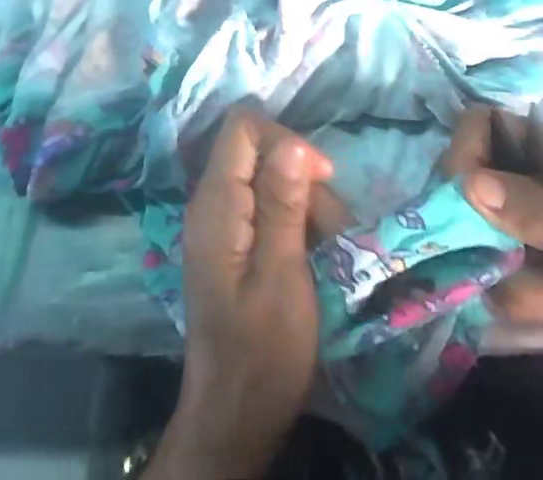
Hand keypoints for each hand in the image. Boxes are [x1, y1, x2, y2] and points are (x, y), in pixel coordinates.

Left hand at [148, 109, 333, 479]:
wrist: (233, 413)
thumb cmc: (262, 350)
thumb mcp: (282, 275)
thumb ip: (284, 206)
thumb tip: (293, 141)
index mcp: (215, 204)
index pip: (241, 128)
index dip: (285, 140)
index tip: (321, 178)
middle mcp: (210, 203)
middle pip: (259, 153)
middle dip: (302, 181)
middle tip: (332, 230)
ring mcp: (220, 224)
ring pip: (269, 182)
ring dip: (306, 208)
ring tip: (328, 253)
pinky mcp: (232, 244)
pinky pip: (266, 210)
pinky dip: (295, 225)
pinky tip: (314, 259)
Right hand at [441, 106, 542, 479]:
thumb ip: (536, 213)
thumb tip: (466, 179)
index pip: (491, 126)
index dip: (466, 150)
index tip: (456, 195)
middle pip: (477, 182)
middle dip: (480, 225)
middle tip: (499, 256)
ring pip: (486, 235)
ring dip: (510, 271)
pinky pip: (504, 275)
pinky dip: (523, 298)